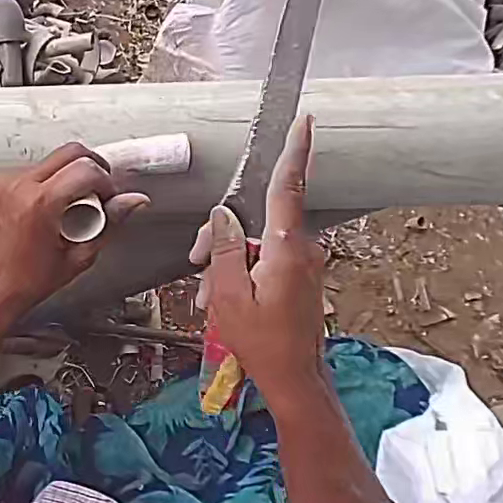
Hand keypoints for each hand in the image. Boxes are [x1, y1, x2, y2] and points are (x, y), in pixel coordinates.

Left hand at [0, 143, 150, 322]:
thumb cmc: (28, 280)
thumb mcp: (79, 256)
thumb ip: (109, 223)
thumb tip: (133, 201)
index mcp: (39, 204)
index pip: (86, 169)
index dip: (106, 182)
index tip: (109, 198)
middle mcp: (19, 186)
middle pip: (70, 152)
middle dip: (93, 167)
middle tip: (100, 192)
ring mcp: (5, 182)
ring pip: (53, 158)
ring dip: (71, 174)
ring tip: (74, 205)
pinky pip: (35, 168)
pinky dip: (50, 180)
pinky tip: (54, 205)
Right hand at [192, 116, 326, 390]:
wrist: (295, 380)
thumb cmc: (262, 344)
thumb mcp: (229, 296)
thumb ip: (224, 249)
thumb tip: (223, 215)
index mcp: (287, 250)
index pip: (288, 189)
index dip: (295, 152)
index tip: (305, 121)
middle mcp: (302, 251)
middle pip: (255, 222)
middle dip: (221, 240)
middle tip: (198, 268)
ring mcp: (304, 265)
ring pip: (256, 244)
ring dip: (228, 264)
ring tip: (210, 298)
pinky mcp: (300, 277)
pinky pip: (265, 260)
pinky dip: (241, 273)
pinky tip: (224, 299)